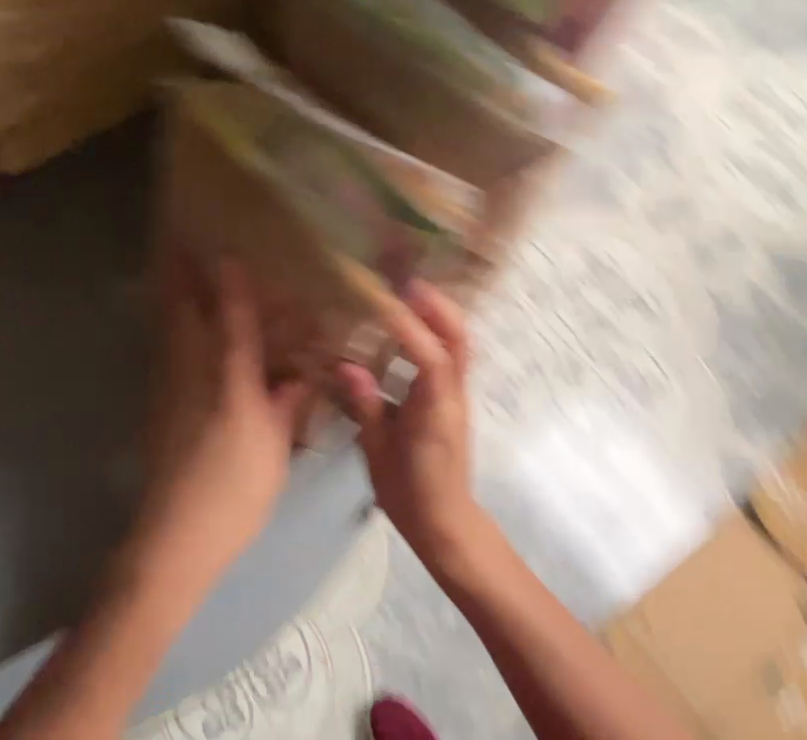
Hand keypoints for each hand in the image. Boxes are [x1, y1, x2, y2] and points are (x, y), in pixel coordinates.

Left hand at [131, 255, 313, 584]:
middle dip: (180, 274)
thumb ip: (287, 401)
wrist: (177, 534)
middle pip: (182, 310)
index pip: (231, 315)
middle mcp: (193, 371)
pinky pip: (166, 352)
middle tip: (178, 240)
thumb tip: (300, 375)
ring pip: (168, 329)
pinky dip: (172, 330)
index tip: (227, 247)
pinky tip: (179, 332)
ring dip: (172, 297)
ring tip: (175, 270)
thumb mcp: (275, 442)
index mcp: (228, 376)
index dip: (231, 280)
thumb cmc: (235, 486)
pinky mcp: (158, 408)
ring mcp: (168, 388)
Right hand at [339, 282, 486, 566]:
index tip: (386, 298)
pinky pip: (447, 358)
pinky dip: (432, 334)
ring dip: (437, 315)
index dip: (412, 327)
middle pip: (459, 339)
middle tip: (403, 281)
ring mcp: (455, 397)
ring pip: (458, 344)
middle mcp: (452, 396)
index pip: (432, 358)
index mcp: (436, 411)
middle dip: (437, 306)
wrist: (445, 524)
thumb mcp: (378, 454)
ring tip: (403, 293)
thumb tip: (347, 366)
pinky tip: (403, 330)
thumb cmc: (410, 495)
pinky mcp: (449, 401)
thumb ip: (367, 407)